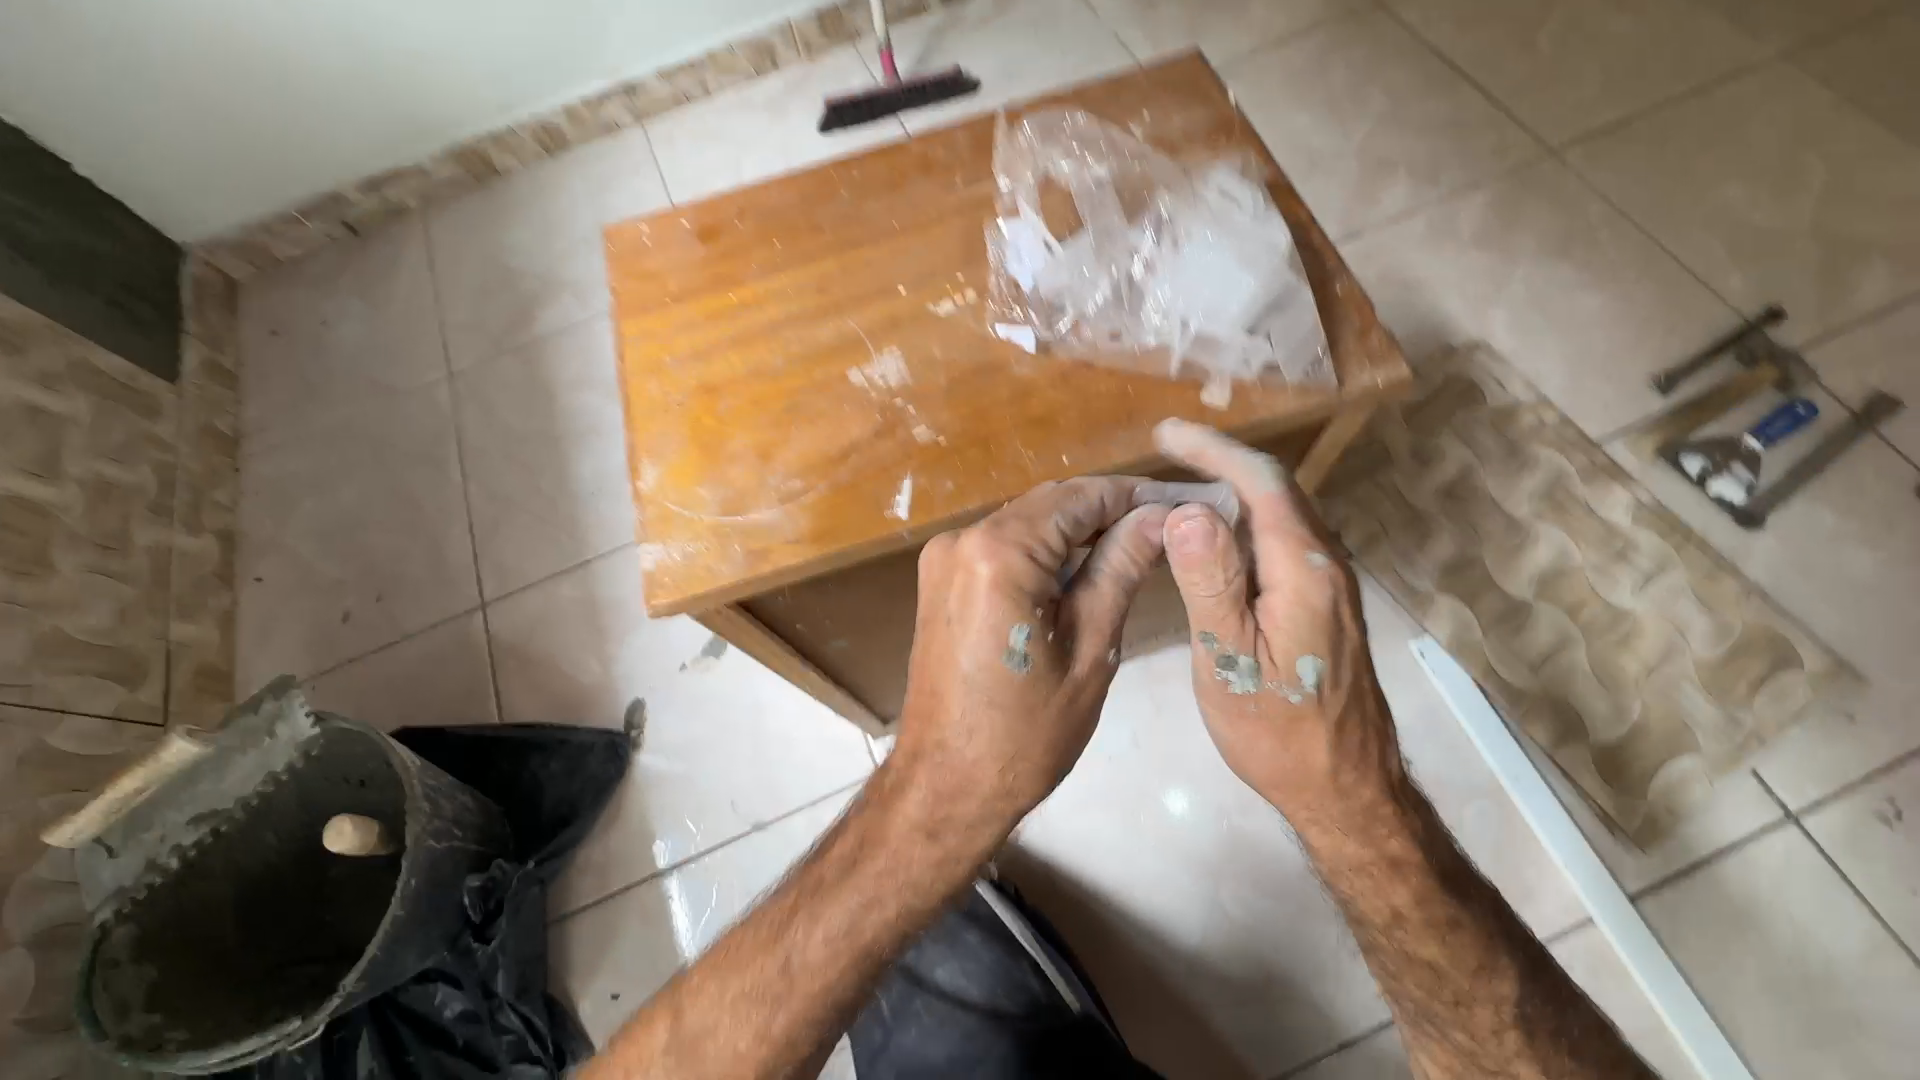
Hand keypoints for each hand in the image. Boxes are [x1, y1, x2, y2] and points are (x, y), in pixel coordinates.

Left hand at [890, 477, 1170, 845]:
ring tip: (1138, 547)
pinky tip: (1084, 570)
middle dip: (1108, 512)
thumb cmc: (1027, 732)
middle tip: (1169, 526)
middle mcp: (962, 539)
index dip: (1136, 496)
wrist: (947, 782)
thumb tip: (1161, 516)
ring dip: (1077, 531)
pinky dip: (1044, 552)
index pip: (1081, 497)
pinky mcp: (939, 581)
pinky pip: (1002, 548)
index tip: (1185, 502)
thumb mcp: (1092, 649)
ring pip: (1026, 523)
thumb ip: (1122, 570)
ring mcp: (943, 559)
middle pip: (1050, 504)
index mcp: (999, 552)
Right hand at [1151, 419, 1404, 828]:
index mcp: (1303, 570)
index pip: (1261, 482)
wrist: (1345, 788)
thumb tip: (1188, 509)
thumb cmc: (1278, 730)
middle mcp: (1327, 565)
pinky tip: (1217, 540)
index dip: (1213, 449)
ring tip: (1183, 484)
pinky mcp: (1327, 607)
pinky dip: (1247, 523)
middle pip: (1277, 490)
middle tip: (1166, 452)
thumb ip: (1210, 582)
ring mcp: (1332, 586)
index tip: (1165, 433)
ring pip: (1283, 515)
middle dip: (1221, 461)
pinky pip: (1285, 543)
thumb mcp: (1229, 660)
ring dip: (1235, 489)